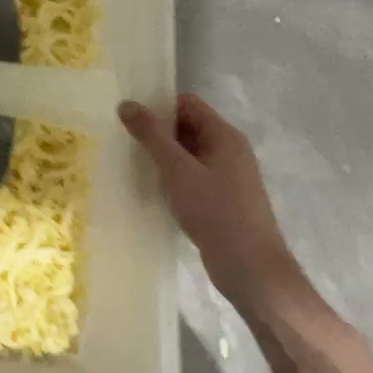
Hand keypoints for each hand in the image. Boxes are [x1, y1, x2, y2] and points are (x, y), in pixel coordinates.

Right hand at [120, 94, 308, 315]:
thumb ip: (151, 136)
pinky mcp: (221, 200)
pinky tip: (150, 188)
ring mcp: (227, 177)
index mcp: (225, 136)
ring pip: (187, 154)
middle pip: (187, 127)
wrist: (251, 268)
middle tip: (121, 138)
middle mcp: (229, 151)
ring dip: (162, 155)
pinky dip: (171, 177)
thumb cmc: (216, 212)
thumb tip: (126, 104)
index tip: (128, 116)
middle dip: (157, 131)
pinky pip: (191, 176)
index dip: (158, 105)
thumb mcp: (178, 170)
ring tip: (129, 161)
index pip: (188, 104)